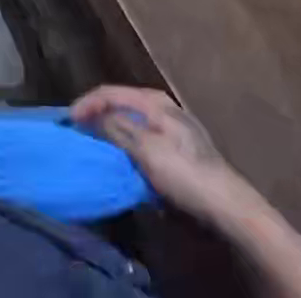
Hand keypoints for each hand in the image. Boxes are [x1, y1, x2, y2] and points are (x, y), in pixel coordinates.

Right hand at [72, 85, 247, 220]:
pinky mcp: (178, 144)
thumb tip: (92, 117)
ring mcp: (172, 124)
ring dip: (110, 127)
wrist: (231, 207)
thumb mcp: (145, 149)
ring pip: (130, 118)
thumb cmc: (185, 173)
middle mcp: (162, 105)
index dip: (85, 104)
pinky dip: (126, 138)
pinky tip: (122, 152)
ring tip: (96, 141)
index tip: (68, 122)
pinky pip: (142, 133)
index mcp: (153, 100)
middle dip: (96, 113)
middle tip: (79, 130)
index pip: (108, 92)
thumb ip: (115, 127)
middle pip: (119, 102)